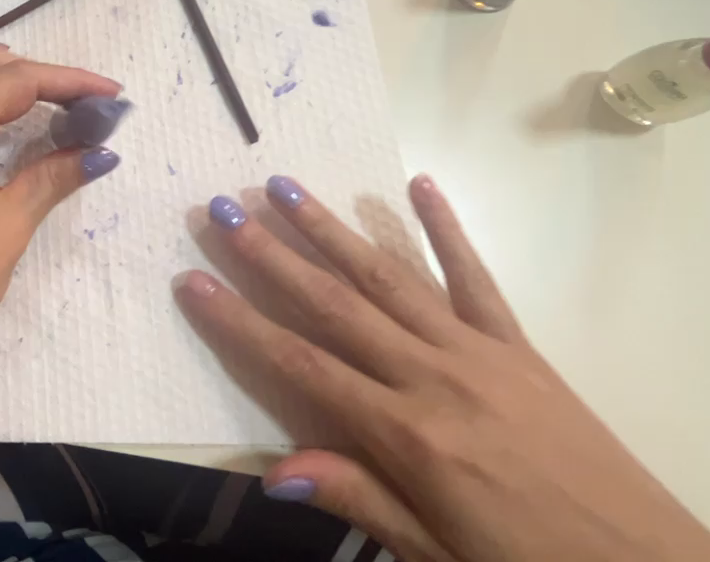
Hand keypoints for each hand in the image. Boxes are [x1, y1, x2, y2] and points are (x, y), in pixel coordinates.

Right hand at [177, 174, 709, 561]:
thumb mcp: (439, 557)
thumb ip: (358, 499)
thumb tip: (270, 473)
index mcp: (408, 434)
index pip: (300, 364)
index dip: (238, 321)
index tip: (190, 279)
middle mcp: (433, 377)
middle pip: (333, 303)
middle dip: (270, 252)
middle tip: (224, 205)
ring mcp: (478, 353)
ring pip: (389, 276)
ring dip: (332, 228)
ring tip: (286, 185)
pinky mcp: (519, 347)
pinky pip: (476, 279)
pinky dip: (445, 229)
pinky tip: (417, 185)